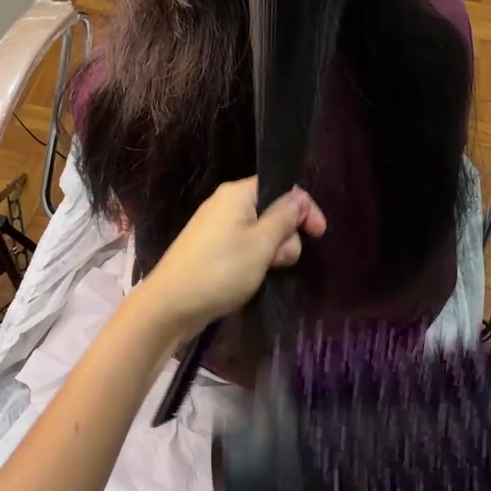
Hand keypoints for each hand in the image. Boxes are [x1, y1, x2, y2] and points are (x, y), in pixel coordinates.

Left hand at [134, 177, 326, 340]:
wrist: (171, 304)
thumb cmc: (220, 270)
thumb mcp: (261, 244)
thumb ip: (284, 218)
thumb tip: (298, 199)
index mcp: (237, 193)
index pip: (280, 186)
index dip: (303, 208)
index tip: (319, 234)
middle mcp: (226, 203)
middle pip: (272, 209)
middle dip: (285, 235)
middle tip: (278, 260)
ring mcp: (216, 225)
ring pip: (259, 231)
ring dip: (271, 251)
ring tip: (264, 272)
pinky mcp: (211, 246)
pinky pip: (243, 244)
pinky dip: (254, 258)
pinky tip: (251, 277)